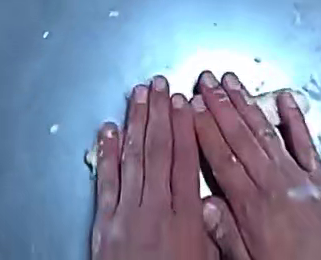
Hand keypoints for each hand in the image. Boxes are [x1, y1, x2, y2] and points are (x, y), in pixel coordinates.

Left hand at [90, 76, 216, 259]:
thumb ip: (213, 237)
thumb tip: (217, 205)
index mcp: (185, 224)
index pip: (184, 162)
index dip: (182, 128)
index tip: (182, 102)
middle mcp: (154, 211)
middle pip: (157, 150)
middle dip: (159, 112)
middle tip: (159, 83)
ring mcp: (126, 214)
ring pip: (132, 157)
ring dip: (135, 121)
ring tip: (137, 93)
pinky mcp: (103, 224)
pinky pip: (106, 180)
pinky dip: (106, 152)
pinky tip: (107, 129)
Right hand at [191, 71, 320, 259]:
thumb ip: (228, 236)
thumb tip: (203, 203)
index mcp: (254, 208)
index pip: (221, 157)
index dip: (203, 127)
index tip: (190, 103)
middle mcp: (275, 186)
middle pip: (240, 137)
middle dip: (220, 105)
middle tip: (207, 79)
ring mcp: (300, 180)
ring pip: (266, 133)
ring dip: (247, 104)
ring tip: (232, 80)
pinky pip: (307, 145)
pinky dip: (296, 119)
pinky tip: (286, 97)